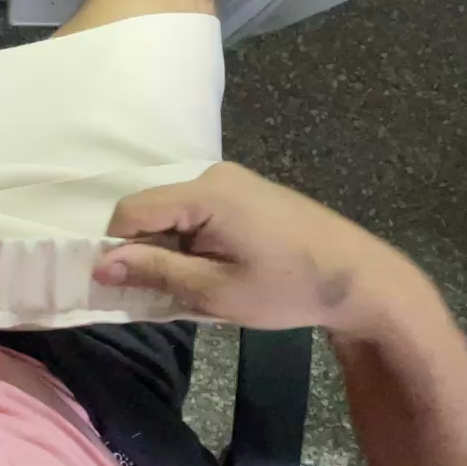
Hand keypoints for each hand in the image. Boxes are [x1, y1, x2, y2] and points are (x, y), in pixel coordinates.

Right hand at [93, 162, 431, 336]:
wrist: (367, 283)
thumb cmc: (289, 289)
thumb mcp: (214, 290)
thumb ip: (153, 271)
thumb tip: (99, 265)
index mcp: (207, 195)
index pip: (129, 211)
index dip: (118, 247)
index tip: (130, 282)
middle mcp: (213, 175)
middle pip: (147, 207)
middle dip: (143, 245)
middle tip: (164, 285)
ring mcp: (231, 179)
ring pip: (168, 208)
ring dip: (165, 242)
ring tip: (193, 276)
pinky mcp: (243, 189)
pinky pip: (192, 207)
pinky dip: (187, 235)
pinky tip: (212, 261)